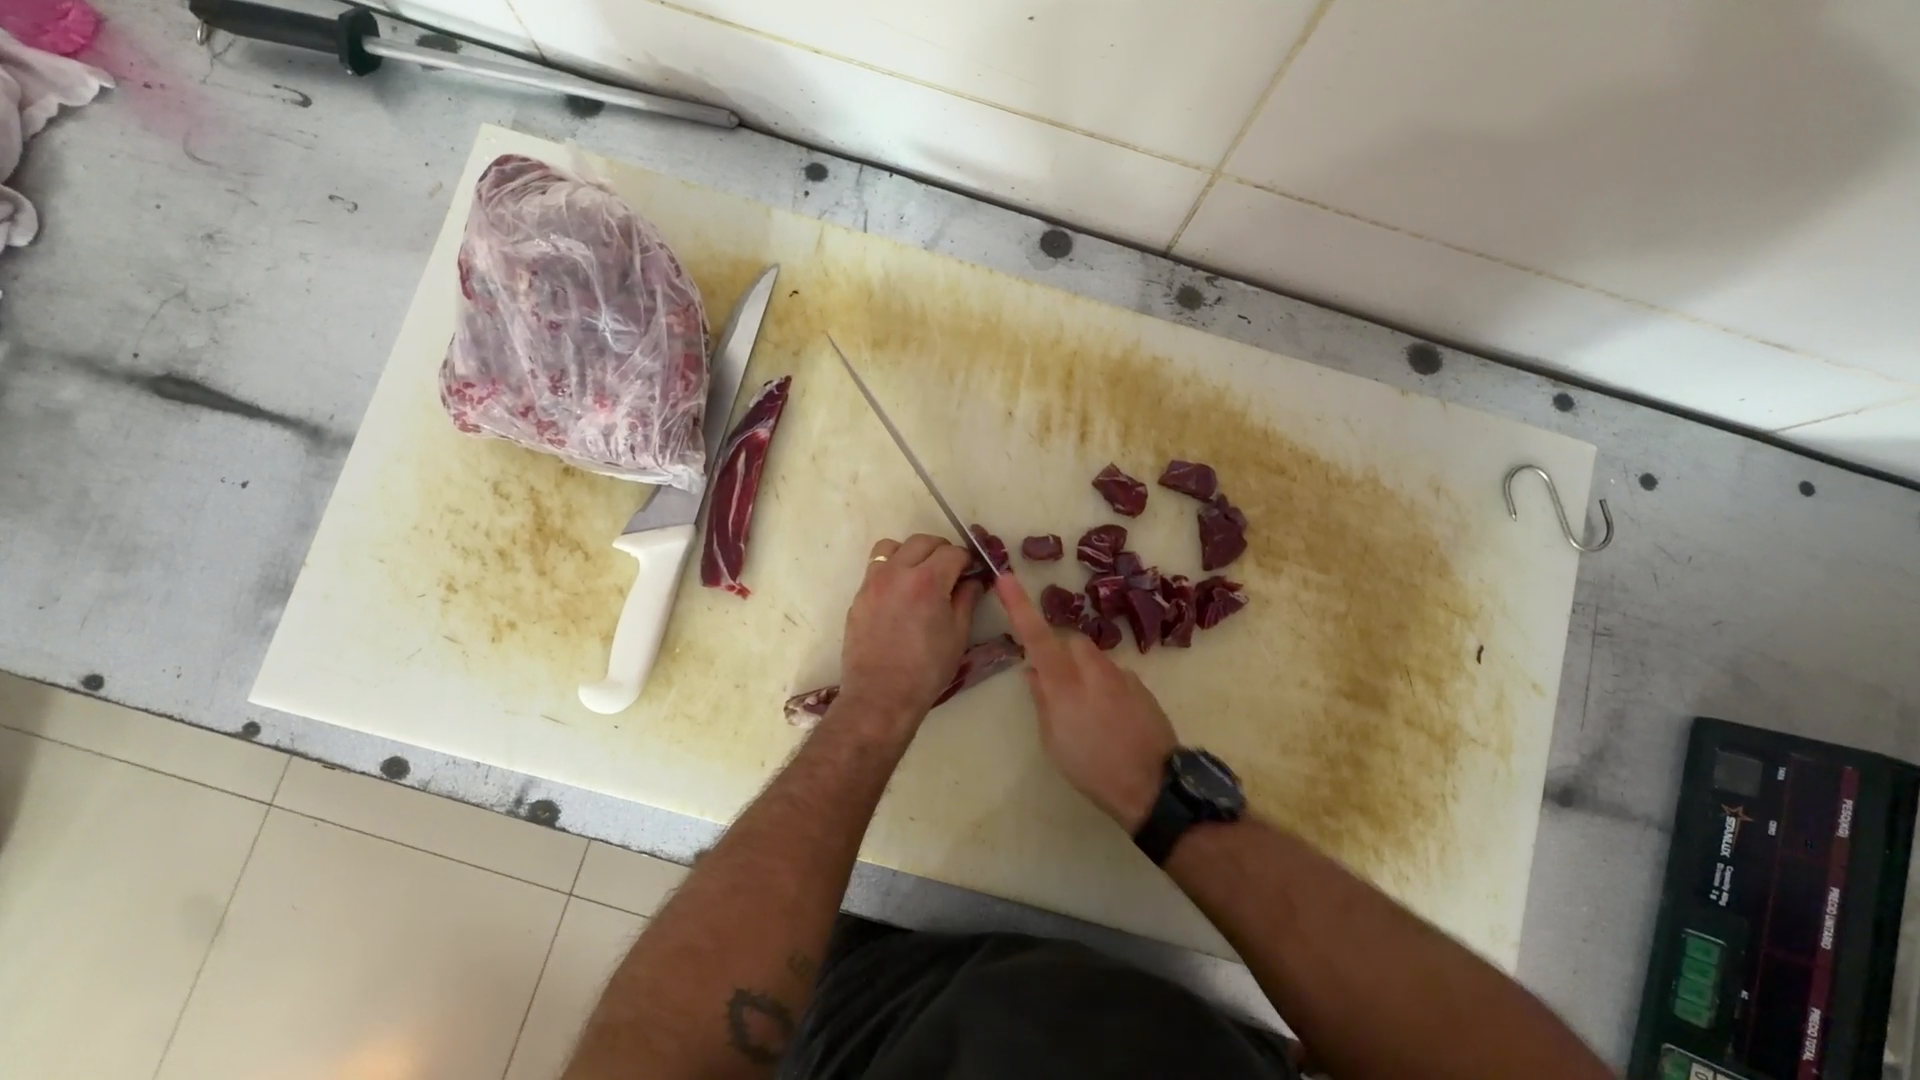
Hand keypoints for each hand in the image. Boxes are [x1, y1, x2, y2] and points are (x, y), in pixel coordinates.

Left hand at [834, 534, 984, 737]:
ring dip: (911, 553)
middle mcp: (897, 573)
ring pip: (892, 547)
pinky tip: (901, 594)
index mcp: (927, 581)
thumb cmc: (926, 671)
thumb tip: (972, 581)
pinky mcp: (859, 596)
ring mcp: (873, 583)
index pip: (952, 552)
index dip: (967, 560)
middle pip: (922, 542)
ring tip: (921, 574)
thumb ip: (966, 600)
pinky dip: (892, 570)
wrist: (880, 696)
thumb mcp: (958, 636)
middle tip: (951, 571)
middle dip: (941, 551)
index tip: (971, 571)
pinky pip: (876, 568)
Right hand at [994, 575, 1176, 830]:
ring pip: (1094, 659)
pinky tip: (1110, 718)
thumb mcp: (1053, 741)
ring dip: (1083, 672)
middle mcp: (1095, 671)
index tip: (1007, 577)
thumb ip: (1043, 700)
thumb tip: (1034, 671)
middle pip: (1072, 642)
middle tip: (1054, 686)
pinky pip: (1114, 675)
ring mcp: (1122, 676)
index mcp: (1065, 685)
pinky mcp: (1142, 687)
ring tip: (1085, 711)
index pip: (1037, 637)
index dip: (1019, 607)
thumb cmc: (1092, 769)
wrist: (1152, 786)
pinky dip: (1104, 686)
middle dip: (1060, 654)